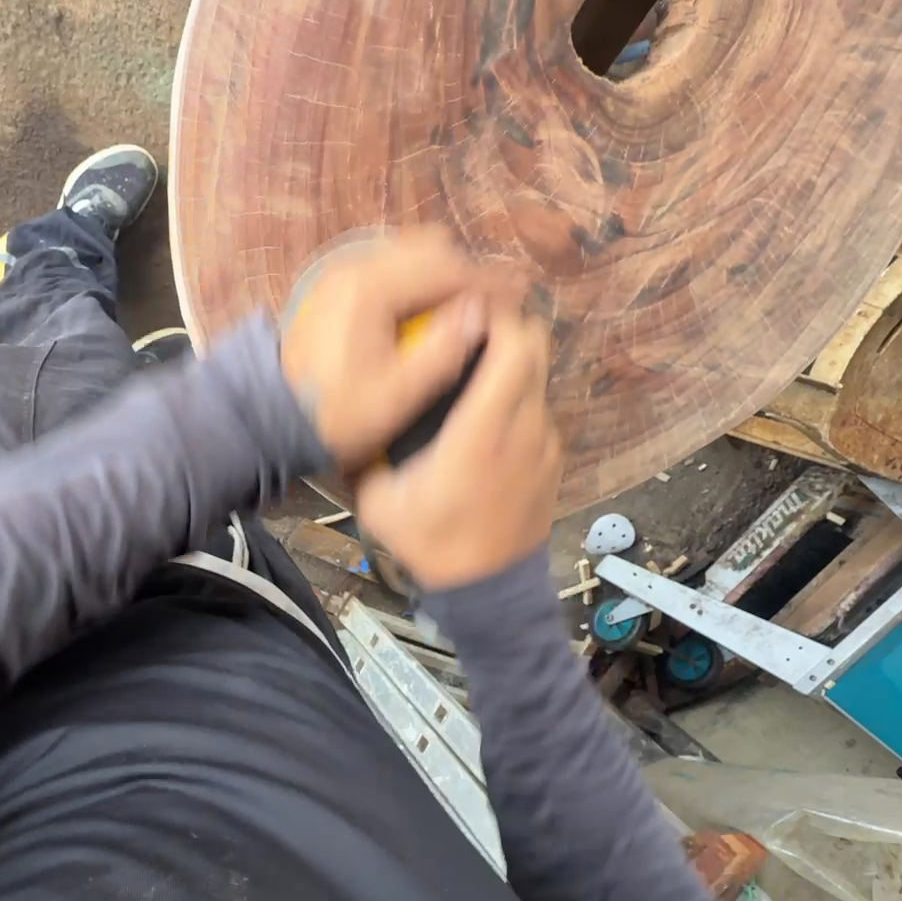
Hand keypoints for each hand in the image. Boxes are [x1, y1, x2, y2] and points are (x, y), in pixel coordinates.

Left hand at [280, 227, 518, 469]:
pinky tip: (427, 312)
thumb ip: (443, 352)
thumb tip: (483, 312)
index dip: (489, 281)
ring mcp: (340, 274)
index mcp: (372, 289)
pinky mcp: (333, 289)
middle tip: (494, 304)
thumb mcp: (395, 396)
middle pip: (429, 248)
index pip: (446, 268)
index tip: (522, 296)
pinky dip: (415, 281)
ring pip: (407, 254)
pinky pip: (387, 268)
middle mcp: (355, 268)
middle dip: (466, 272)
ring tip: (465, 308)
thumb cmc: (334, 416)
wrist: (271, 420)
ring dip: (441, 274)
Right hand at [353, 302, 562, 589]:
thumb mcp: (380, 503)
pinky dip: (517, 399)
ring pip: (538, 376)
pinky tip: (486, 420)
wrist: (488, 590)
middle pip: (535, 347)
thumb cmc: (431, 543)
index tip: (463, 310)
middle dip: (506, 325)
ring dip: (511, 363)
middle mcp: (522, 429)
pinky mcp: (552, 458)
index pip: (512, 349)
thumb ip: (369, 454)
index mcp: (480, 434)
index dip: (494, 317)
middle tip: (467, 327)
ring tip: (473, 371)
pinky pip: (538, 409)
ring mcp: (544, 443)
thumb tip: (349, 417)